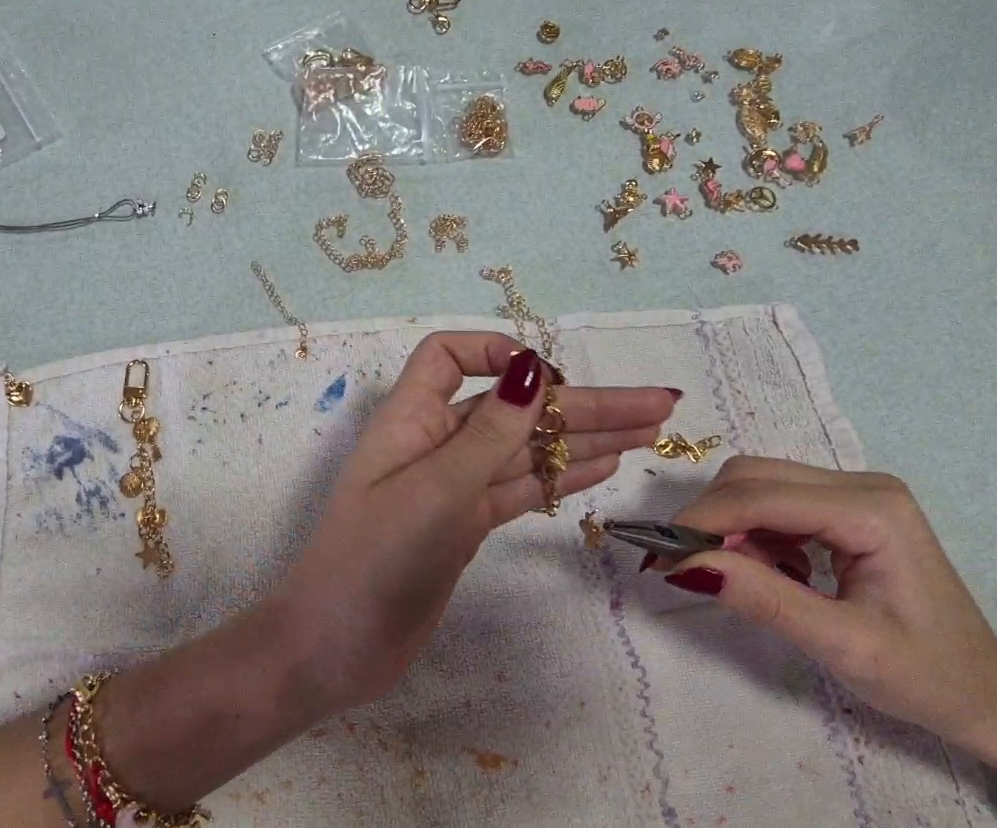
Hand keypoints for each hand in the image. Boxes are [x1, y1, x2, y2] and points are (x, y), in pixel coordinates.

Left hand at [272, 332, 676, 712]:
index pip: (448, 356)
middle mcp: (434, 442)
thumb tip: (530, 367)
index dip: (495, 352)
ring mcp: (452, 485)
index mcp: (412, 418)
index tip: (547, 378)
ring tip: (652, 431)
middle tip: (659, 405)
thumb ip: (489, 432)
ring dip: (585, 438)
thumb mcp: (436, 488)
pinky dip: (562, 477)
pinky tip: (608, 466)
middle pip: (511, 406)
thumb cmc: (376, 556)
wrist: (337, 644)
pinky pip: (520, 488)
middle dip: (581, 403)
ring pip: (525, 450)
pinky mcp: (465, 525)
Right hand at [656, 456, 996, 747]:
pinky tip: (767, 571)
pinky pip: (774, 501)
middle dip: (710, 519)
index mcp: (872, 511)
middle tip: (685, 568)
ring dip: (729, 526)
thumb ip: (763, 599)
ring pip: (757, 485)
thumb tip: (684, 565)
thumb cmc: (926, 677)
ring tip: (737, 578)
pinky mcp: (846, 507)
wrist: (988, 698)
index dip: (701, 522)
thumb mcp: (841, 645)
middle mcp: (862, 485)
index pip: (760, 496)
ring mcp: (855, 492)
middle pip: (753, 477)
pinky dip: (751, 531)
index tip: (656, 558)